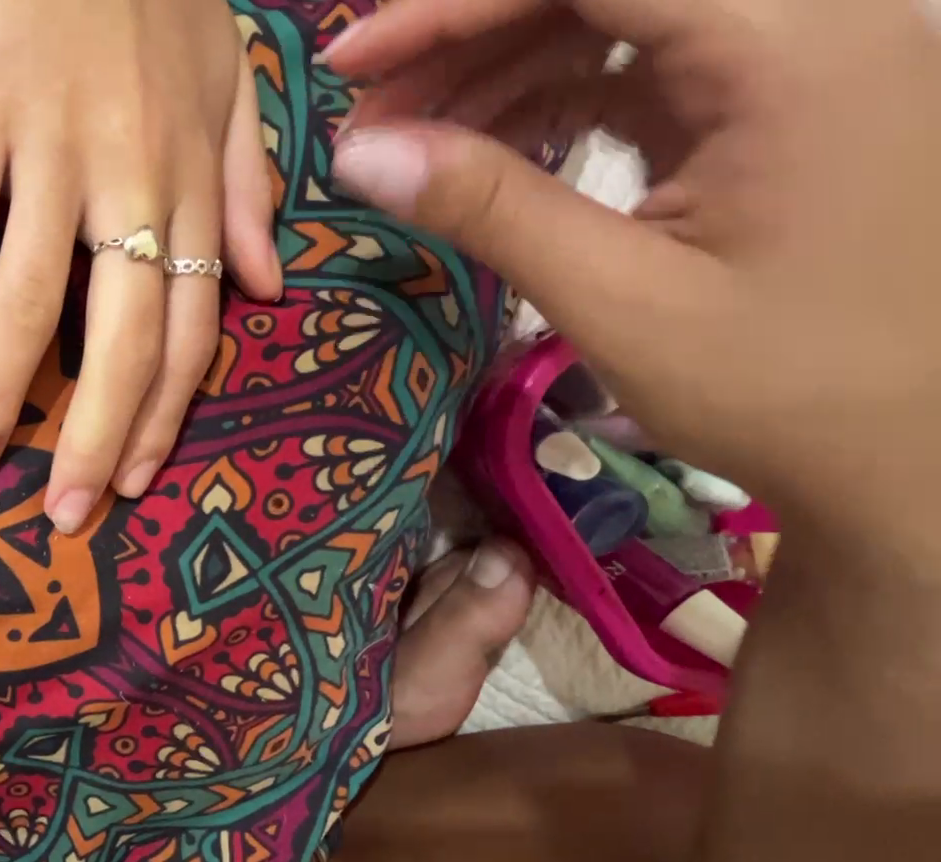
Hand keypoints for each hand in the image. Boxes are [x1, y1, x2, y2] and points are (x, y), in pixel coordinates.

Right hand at [0, 0, 284, 534]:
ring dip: (1, 393)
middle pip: (119, 338)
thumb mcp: (235, 81)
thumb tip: (268, 287)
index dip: (163, 416)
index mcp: (192, 183)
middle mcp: (131, 183)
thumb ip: (249, 187)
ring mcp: (51, 153)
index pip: (190, 328)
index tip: (134, 483)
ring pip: (27, 299)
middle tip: (62, 515)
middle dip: (93, 439)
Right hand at [325, 0, 940, 566]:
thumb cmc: (784, 382)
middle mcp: (805, 19)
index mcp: (791, 45)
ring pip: (609, 21)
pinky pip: (631, 70)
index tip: (351, 65)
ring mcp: (784, 61)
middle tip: (365, 116)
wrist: (914, 445)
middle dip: (465, 38)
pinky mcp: (759, 106)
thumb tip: (358, 156)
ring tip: (404, 144)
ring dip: (494, 72)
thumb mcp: (616, 299)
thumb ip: (489, 210)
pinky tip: (479, 156)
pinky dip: (541, 104)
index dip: (454, 7)